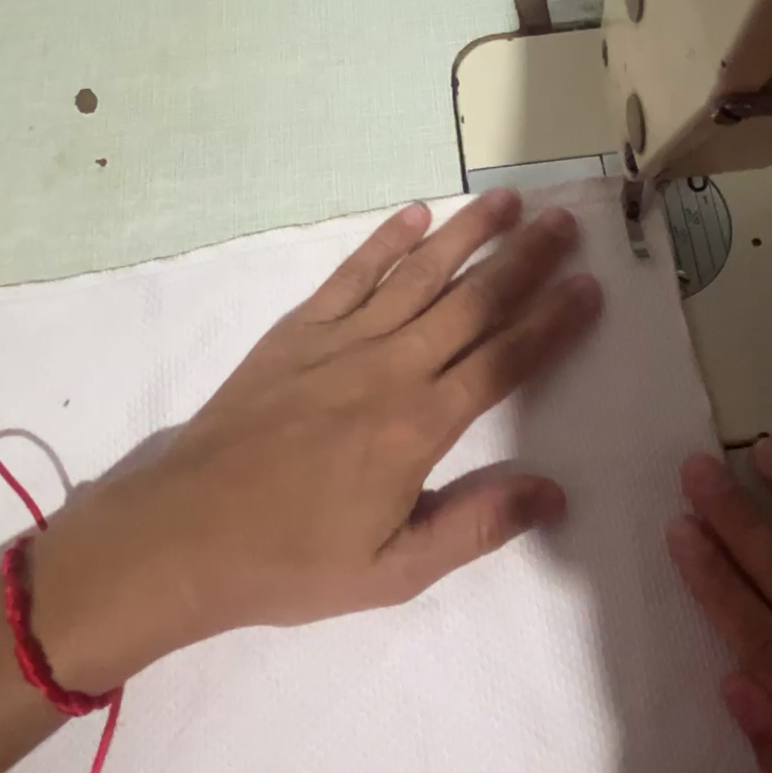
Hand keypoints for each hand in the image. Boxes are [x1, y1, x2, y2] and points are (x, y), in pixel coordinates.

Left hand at [36, 190, 603, 687]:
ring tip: (508, 201)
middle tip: (565, 223)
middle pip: (471, 302)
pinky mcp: (296, 330)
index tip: (589, 286)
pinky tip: (414, 214)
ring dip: (466, 234)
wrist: (182, 535)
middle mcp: (389, 368)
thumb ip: (476, 525)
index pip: (504, 360)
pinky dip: (384, 242)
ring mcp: (339, 341)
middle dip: (524, 260)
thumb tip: (554, 492)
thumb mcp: (393, 571)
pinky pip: (350, 275)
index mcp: (418, 425)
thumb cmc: (292, 559)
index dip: (552, 322)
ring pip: (418, 275)